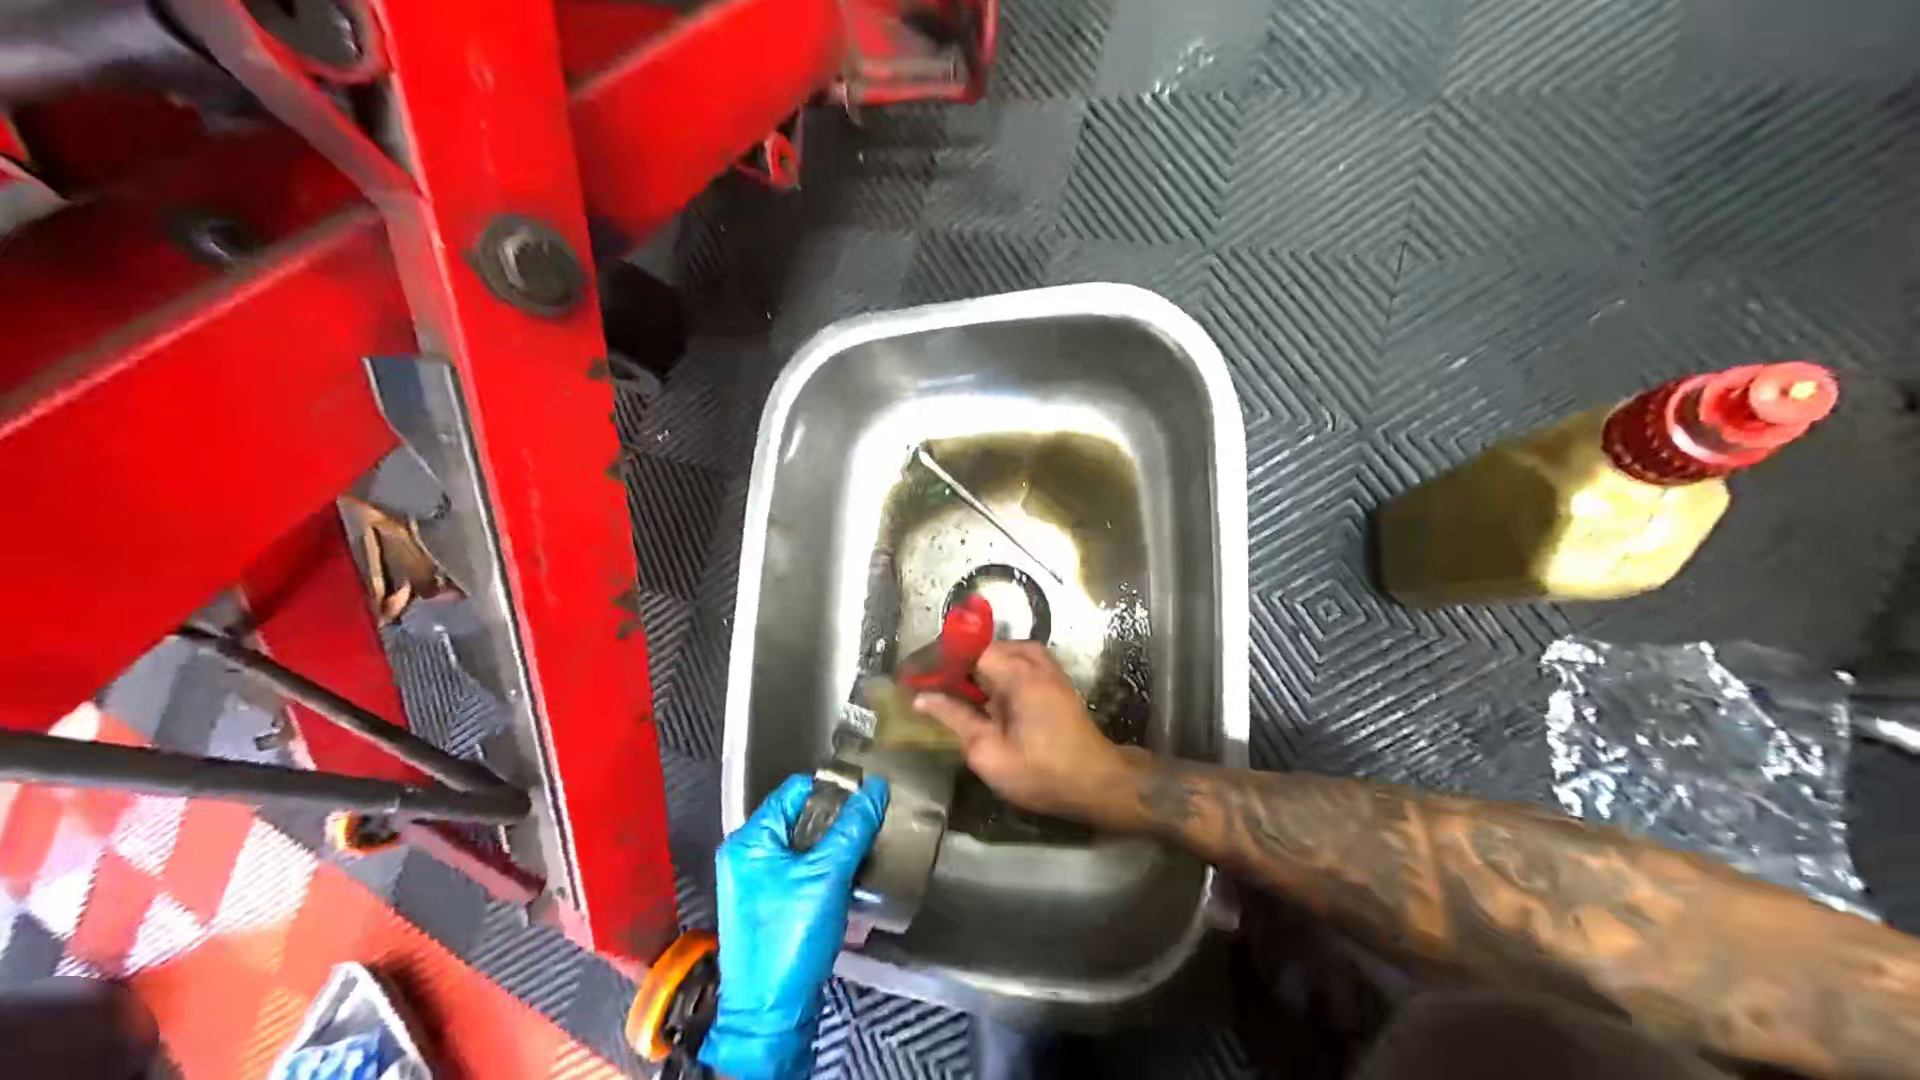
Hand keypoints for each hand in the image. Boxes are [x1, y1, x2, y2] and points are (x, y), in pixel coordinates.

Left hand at [700, 773, 887, 1079]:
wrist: (770, 1016)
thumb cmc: (789, 943)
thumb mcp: (828, 876)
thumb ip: (853, 828)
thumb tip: (874, 789)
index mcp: (751, 839)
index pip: (795, 789)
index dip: (832, 787)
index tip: (865, 793)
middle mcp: (748, 855)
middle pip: (801, 816)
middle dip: (838, 821)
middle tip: (869, 824)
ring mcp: (756, 882)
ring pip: (804, 845)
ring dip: (835, 848)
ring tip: (864, 851)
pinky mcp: (769, 904)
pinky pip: (802, 871)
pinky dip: (826, 871)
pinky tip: (850, 881)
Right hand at [914, 641, 1138, 825]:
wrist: (1096, 782)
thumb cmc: (1043, 772)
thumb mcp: (989, 752)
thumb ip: (954, 718)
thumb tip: (922, 698)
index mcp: (1017, 672)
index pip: (965, 647)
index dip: (935, 660)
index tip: (912, 677)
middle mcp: (1031, 658)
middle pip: (978, 648)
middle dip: (950, 666)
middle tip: (925, 691)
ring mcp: (1044, 664)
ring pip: (993, 654)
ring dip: (969, 672)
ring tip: (946, 697)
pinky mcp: (1049, 675)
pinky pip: (1010, 663)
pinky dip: (988, 675)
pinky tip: (976, 700)